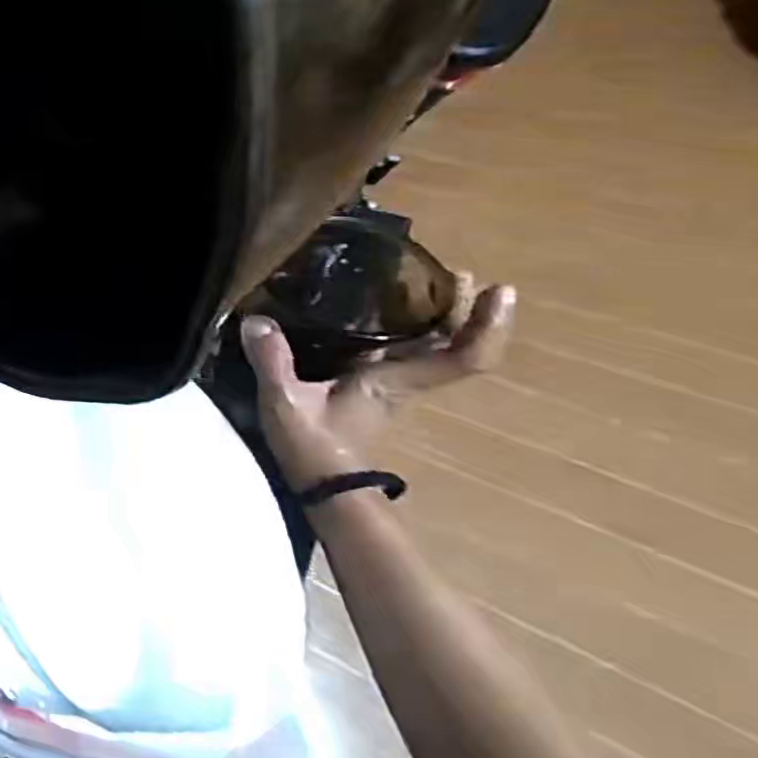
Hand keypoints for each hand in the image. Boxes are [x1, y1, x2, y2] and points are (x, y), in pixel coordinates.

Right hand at [239, 276, 516, 488]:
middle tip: (458, 274)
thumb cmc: (312, 446)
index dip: (487, 326)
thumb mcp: (285, 402)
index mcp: (393, 380)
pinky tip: (388, 310)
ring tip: (433, 283)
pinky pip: (406, 350)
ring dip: (445, 317)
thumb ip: (273, 361)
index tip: (499, 290)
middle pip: (456, 346)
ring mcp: (391, 383)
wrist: (323, 484)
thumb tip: (257, 320)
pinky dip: (413, 327)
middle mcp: (403, 379)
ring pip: (434, 347)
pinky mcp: (372, 385)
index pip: (461, 357)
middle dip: (469, 311)